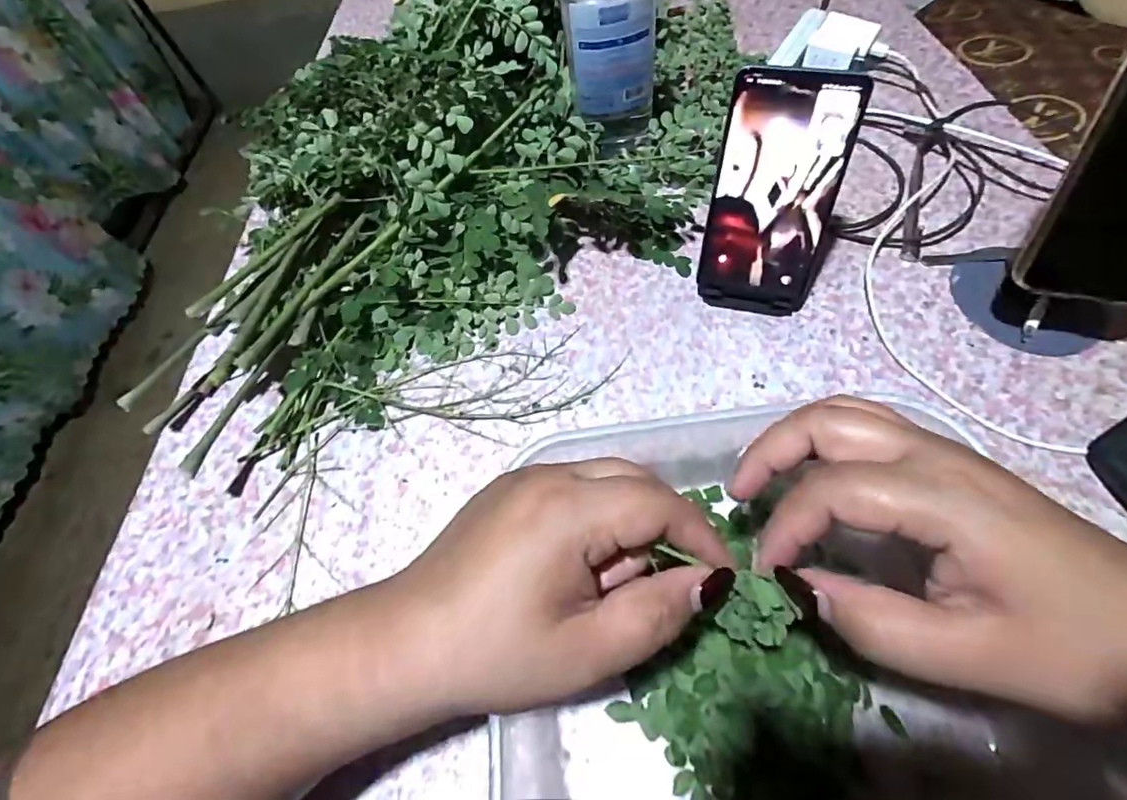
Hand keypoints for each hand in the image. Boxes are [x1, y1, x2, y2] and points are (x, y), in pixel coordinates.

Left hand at [382, 459, 734, 716]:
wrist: (404, 644)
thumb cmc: (496, 654)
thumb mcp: (586, 651)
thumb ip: (656, 612)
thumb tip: (708, 581)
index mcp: (567, 508)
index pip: (657, 502)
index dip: (699, 535)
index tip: (722, 576)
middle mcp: (549, 474)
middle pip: (635, 480)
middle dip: (665, 525)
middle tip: (666, 580)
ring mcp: (526, 475)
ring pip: (607, 478)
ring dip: (631, 519)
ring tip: (615, 579)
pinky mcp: (510, 486)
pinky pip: (576, 484)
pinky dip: (599, 514)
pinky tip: (581, 563)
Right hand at [732, 396, 1126, 723]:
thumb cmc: (1071, 646)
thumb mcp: (969, 656)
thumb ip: (872, 623)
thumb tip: (798, 589)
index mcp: (939, 495)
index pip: (833, 489)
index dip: (787, 527)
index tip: (768, 575)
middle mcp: (934, 453)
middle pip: (830, 420)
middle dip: (773, 449)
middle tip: (741, 495)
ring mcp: (946, 450)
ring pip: (849, 412)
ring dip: (797, 436)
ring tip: (767, 479)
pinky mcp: (953, 463)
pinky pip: (871, 426)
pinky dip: (827, 439)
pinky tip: (821, 475)